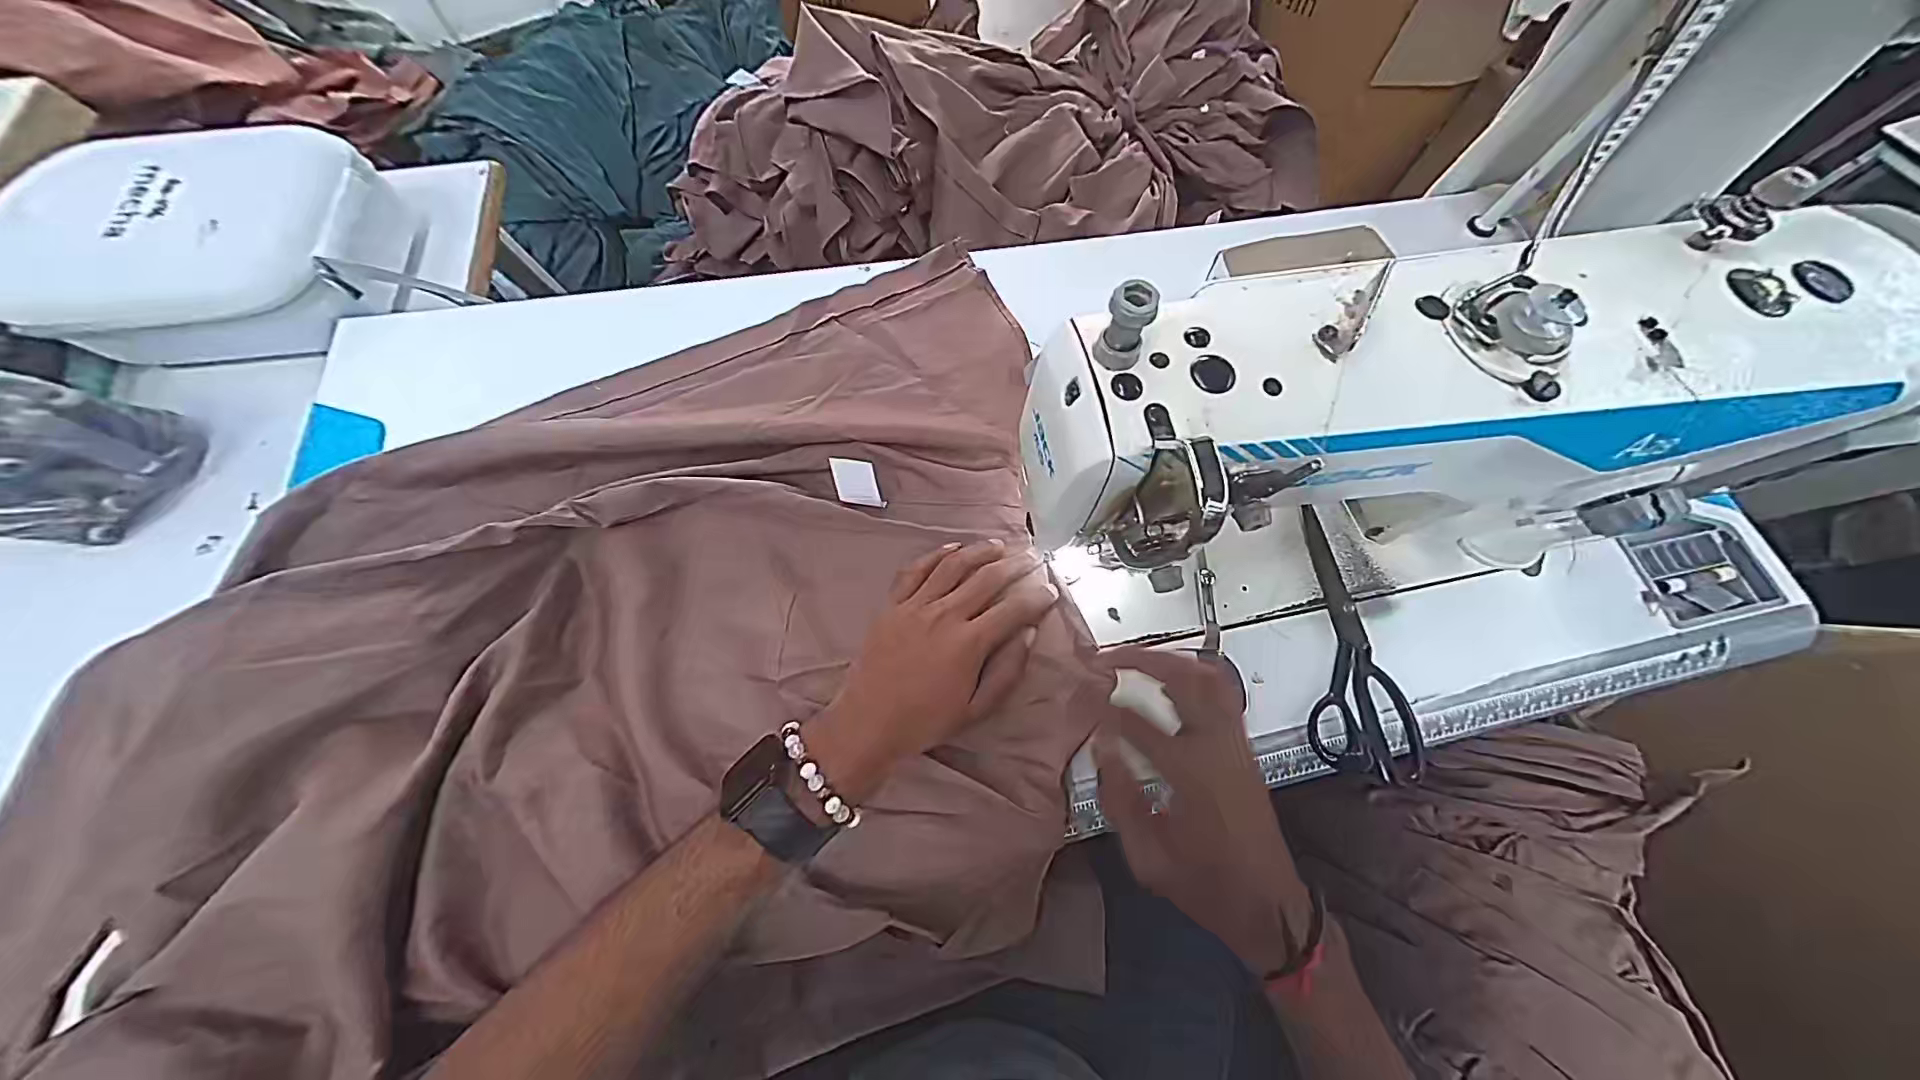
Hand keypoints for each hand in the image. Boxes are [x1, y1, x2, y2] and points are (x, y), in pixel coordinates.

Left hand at [804, 539, 1058, 800]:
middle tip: (1031, 558)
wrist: (868, 722)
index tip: (1049, 591)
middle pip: (986, 578)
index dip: (1036, 598)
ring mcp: (915, 607)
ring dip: (979, 551)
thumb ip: (1007, 672)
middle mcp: (944, 616)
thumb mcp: (975, 709)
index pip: (1012, 610)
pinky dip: (936, 555)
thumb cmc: (925, 721)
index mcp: (968, 644)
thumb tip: (1029, 634)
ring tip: (998, 546)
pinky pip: (915, 570)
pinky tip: (952, 549)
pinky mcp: (892, 605)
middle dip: (1015, 565)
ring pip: (953, 566)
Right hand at [1092, 648, 1314, 974]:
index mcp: (1190, 776)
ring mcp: (1236, 744)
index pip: (1137, 722)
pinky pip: (1224, 693)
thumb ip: (1120, 800)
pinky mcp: (1245, 747)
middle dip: (1141, 659)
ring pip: (1209, 677)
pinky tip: (1173, 678)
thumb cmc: (1208, 886)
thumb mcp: (1148, 858)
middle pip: (1182, 680)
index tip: (1084, 695)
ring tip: (1137, 658)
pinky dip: (1195, 674)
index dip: (1104, 704)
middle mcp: (1218, 749)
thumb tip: (1103, 749)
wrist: (1269, 905)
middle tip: (1110, 657)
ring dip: (1169, 660)